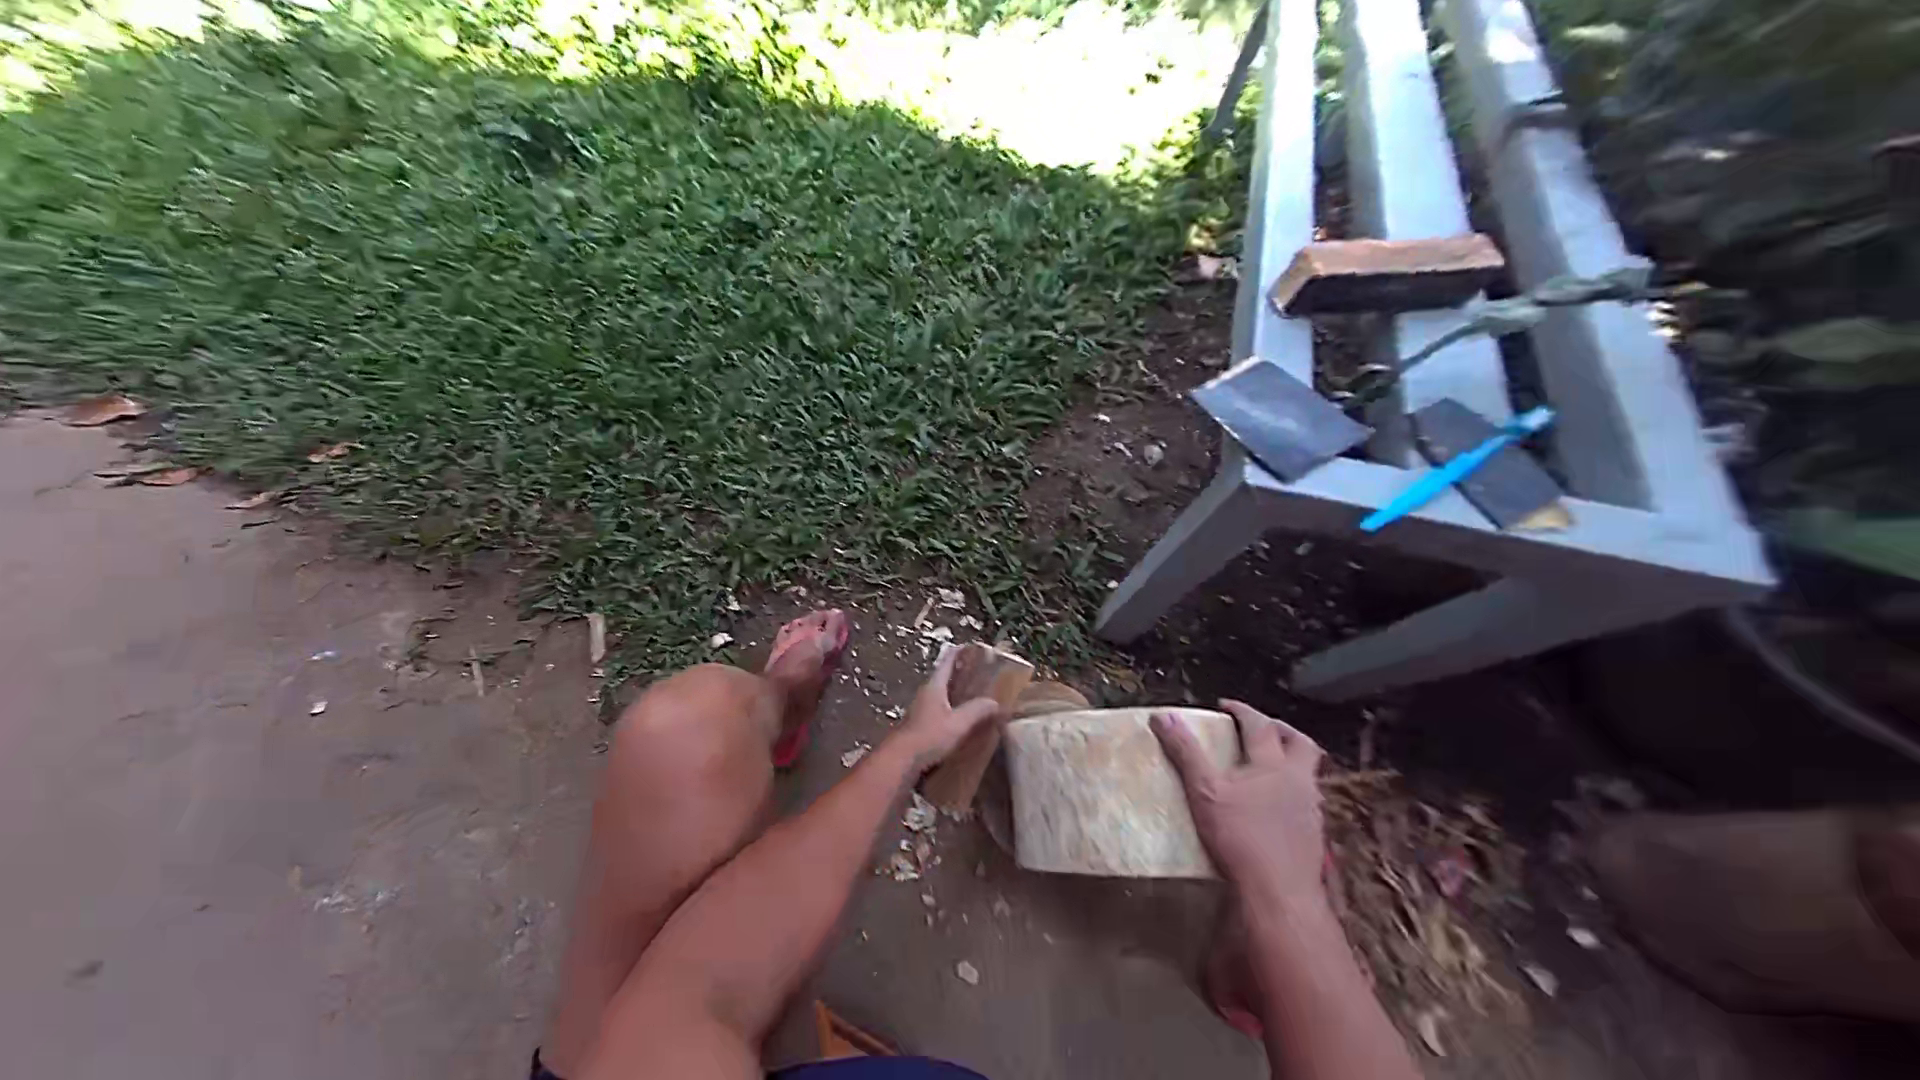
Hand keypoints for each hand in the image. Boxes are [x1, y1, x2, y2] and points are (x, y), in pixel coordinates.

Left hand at [892, 645, 1003, 768]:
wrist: (900, 761)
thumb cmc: (929, 736)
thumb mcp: (958, 723)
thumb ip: (977, 711)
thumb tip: (995, 702)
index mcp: (934, 687)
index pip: (947, 662)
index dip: (959, 652)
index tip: (971, 646)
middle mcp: (926, 694)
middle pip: (944, 677)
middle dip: (960, 673)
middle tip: (979, 672)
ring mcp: (921, 710)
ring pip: (941, 695)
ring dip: (956, 692)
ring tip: (975, 695)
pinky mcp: (920, 726)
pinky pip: (940, 711)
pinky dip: (952, 709)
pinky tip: (961, 720)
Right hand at [1152, 699, 1326, 906]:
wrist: (1279, 894)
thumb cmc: (1240, 838)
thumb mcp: (1203, 791)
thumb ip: (1185, 752)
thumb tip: (1164, 717)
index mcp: (1272, 764)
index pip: (1259, 725)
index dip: (1242, 711)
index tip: (1226, 706)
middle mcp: (1298, 780)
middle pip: (1300, 744)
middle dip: (1280, 730)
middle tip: (1260, 727)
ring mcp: (1310, 809)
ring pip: (1307, 773)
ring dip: (1289, 761)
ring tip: (1267, 766)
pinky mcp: (1313, 836)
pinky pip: (1306, 801)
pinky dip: (1291, 792)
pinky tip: (1274, 806)